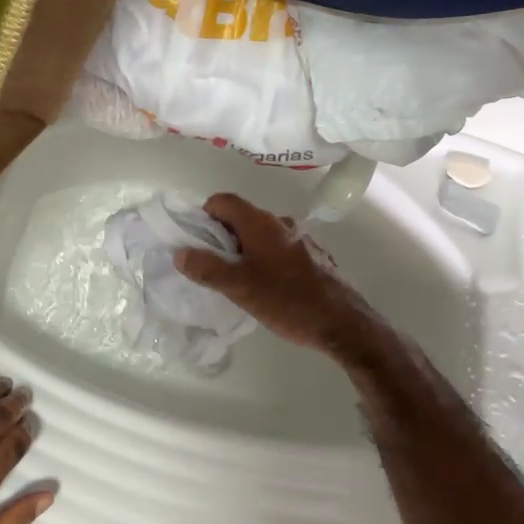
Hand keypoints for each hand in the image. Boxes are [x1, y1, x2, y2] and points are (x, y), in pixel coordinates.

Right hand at [174, 193, 376, 356]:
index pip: (223, 201)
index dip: (204, 215)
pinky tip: (266, 289)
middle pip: (241, 217)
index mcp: (260, 222)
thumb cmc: (287, 300)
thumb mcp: (239, 287)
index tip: (196, 240)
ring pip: (261, 236)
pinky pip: (279, 250)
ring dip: (244, 250)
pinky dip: (265, 260)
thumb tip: (181, 253)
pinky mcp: (313, 258)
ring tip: (237, 280)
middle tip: (211, 265)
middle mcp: (281, 223)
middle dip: (221, 236)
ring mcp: (300, 240)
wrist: (342, 323)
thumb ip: (206, 268)